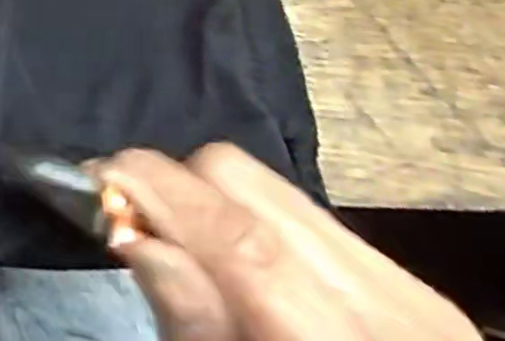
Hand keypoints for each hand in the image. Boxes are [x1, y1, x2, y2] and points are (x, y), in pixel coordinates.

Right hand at [99, 144, 477, 340]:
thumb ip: (195, 330)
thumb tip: (132, 236)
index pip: (237, 235)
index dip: (154, 192)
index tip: (94, 181)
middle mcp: (388, 306)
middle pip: (244, 179)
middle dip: (172, 185)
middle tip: (131, 226)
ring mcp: (408, 289)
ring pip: (270, 183)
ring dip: (205, 197)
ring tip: (176, 240)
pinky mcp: (410, 286)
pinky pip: (302, 212)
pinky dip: (248, 217)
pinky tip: (234, 263)